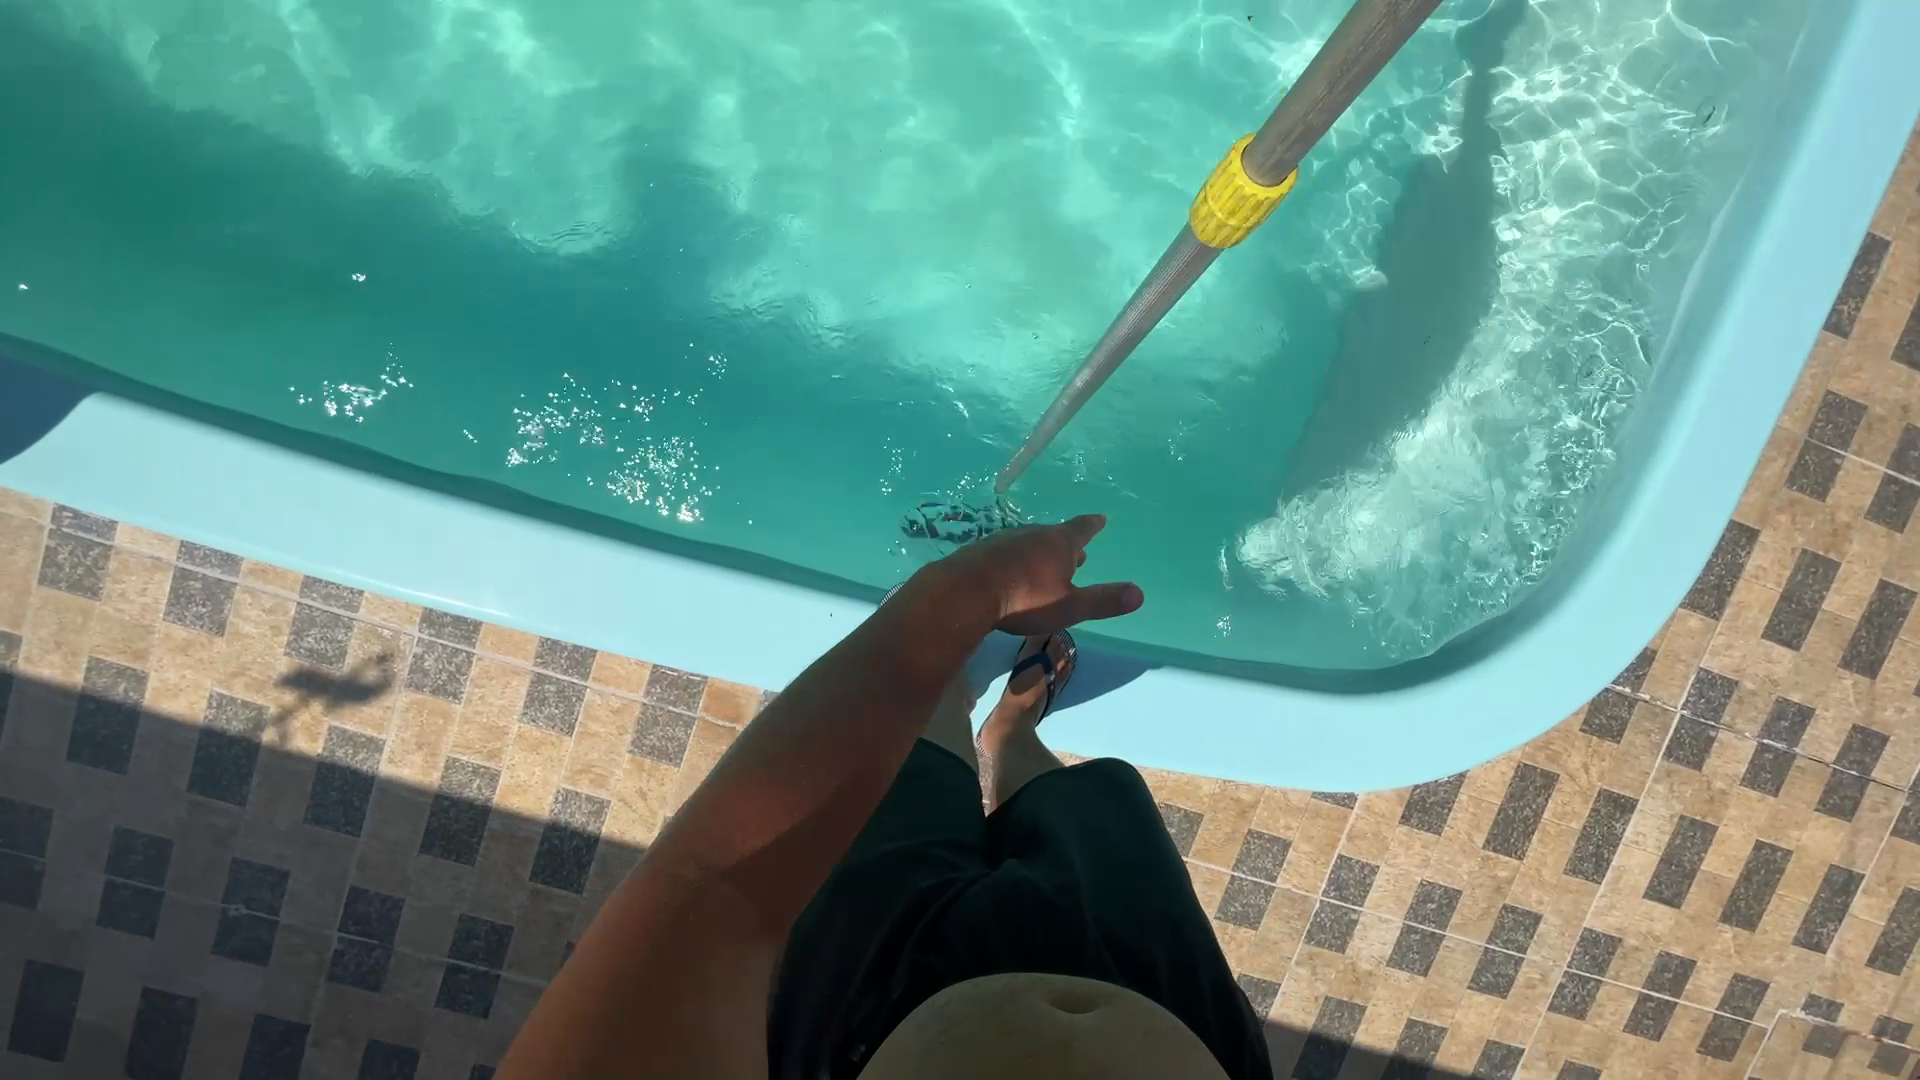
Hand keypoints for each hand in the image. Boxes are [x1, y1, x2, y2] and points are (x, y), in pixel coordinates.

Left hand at [942, 514, 1143, 635]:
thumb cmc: (1024, 599)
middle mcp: (1032, 534)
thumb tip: (1139, 593)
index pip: (1081, 529)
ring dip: (1038, 551)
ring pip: (1027, 542)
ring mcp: (1003, 540)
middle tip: (1076, 552)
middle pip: (1053, 535)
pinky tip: (1008, 571)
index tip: (1100, 518)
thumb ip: (1102, 600)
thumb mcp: (1069, 606)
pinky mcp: (980, 551)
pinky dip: (1013, 559)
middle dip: (1065, 544)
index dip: (1092, 525)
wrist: (966, 591)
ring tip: (1043, 562)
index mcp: (1058, 544)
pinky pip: (1004, 552)